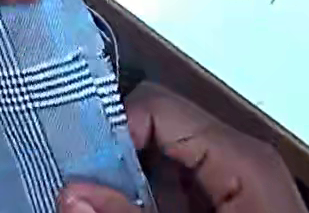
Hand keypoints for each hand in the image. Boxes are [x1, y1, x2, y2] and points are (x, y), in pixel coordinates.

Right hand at [59, 83, 305, 212]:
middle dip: (114, 161)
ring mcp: (235, 182)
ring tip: (93, 204)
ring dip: (126, 185)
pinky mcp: (230, 207)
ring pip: (159, 159)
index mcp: (241, 158)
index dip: (113, 131)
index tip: (78, 169)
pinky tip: (125, 211)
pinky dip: (147, 201)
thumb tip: (68, 193)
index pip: (155, 106)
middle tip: (77, 191)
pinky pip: (175, 186)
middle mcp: (237, 156)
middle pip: (154, 129)